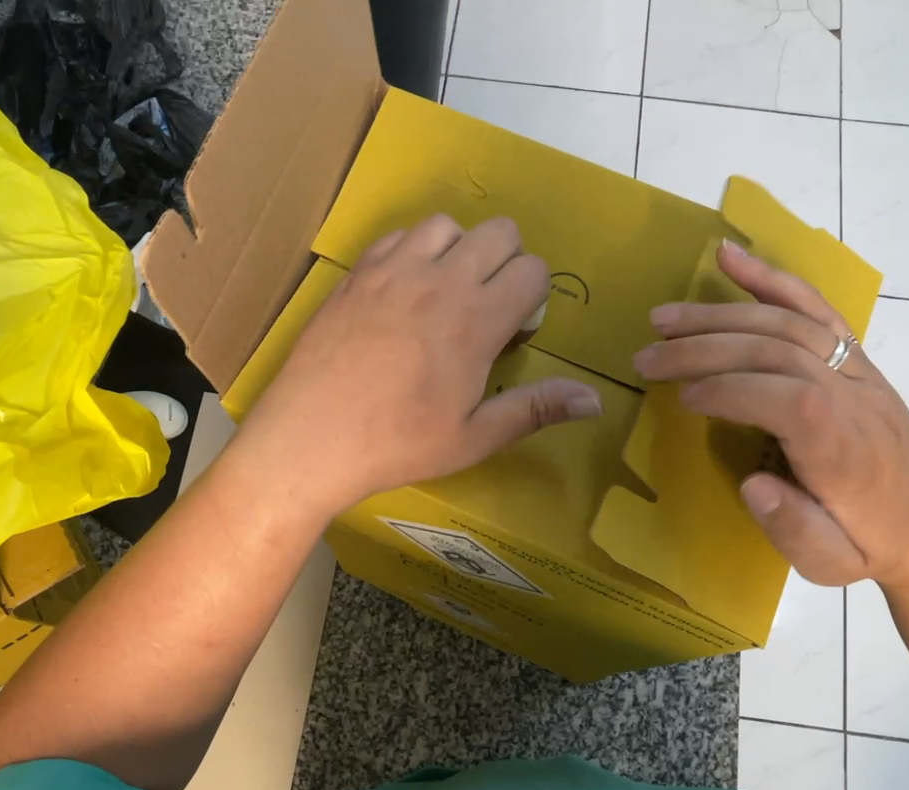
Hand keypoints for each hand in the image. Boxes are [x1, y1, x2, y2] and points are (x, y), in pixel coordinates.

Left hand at [235, 215, 602, 514]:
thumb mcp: (473, 438)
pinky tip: (404, 291)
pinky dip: (414, 251)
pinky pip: (399, 234)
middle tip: (486, 309)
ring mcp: (395, 270)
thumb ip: (534, 409)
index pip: (532, 271)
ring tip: (445, 294)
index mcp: (476, 321)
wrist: (313, 437)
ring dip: (460, 250)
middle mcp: (441, 280)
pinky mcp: (358, 272)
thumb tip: (595, 401)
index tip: (512, 333)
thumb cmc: (398, 444)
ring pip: (448, 225)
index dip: (533, 298)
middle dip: (507, 264)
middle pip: (500, 233)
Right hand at [632, 242, 908, 587]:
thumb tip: (752, 485)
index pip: (788, 399)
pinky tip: (729, 258)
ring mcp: (854, 369)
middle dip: (704, 349)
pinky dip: (770, 279)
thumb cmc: (867, 543)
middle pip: (777, 350)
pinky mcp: (851, 357)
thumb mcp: (831, 562)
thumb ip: (794, 529)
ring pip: (785, 323)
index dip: (732, 390)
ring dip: (719, 315)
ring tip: (662, 318)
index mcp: (843, 449)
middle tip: (646, 358)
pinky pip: (813, 307)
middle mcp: (852, 396)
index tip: (682, 401)